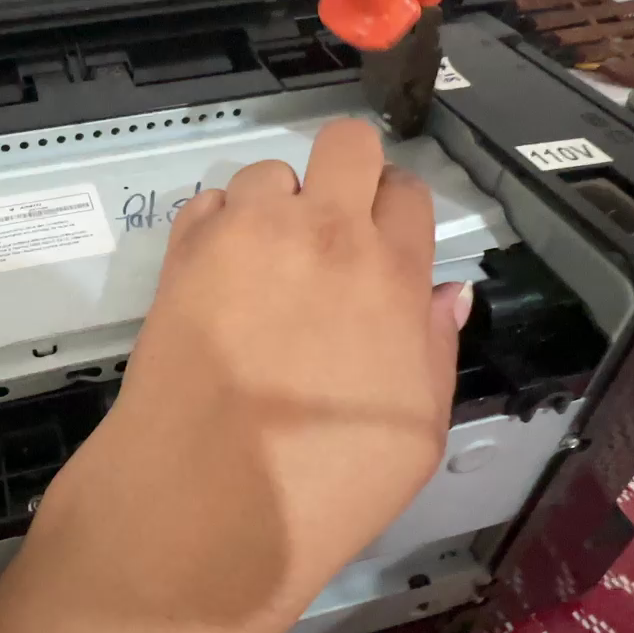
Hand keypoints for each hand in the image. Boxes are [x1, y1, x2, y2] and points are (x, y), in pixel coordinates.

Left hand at [31, 120, 473, 625]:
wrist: (211, 490)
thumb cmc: (327, 477)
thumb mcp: (418, 429)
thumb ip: (434, 343)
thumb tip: (445, 291)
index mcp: (391, 273)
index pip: (408, 191)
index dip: (395, 208)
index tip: (379, 234)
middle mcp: (324, 233)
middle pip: (348, 142)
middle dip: (346, 166)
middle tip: (327, 218)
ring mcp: (250, 231)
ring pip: (270, 171)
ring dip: (273, 204)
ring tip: (261, 260)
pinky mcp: (188, 246)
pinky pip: (208, 202)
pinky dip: (217, 225)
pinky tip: (215, 272)